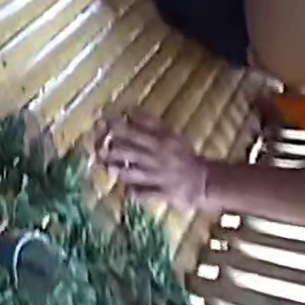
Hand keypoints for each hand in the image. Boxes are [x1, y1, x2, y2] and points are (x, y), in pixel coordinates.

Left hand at [96, 116, 218, 210]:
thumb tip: (127, 109)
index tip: (100, 123)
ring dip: (115, 170)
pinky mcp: (162, 194)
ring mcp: (157, 177)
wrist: (206, 180)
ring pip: (129, 173)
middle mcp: (154, 158)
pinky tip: (126, 188)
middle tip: (98, 149)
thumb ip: (148, 122)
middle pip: (124, 152)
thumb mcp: (169, 133)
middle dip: (106, 150)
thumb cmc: (183, 154)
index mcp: (157, 141)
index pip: (128, 131)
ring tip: (108, 167)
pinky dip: (132, 191)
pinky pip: (143, 194)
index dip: (111, 127)